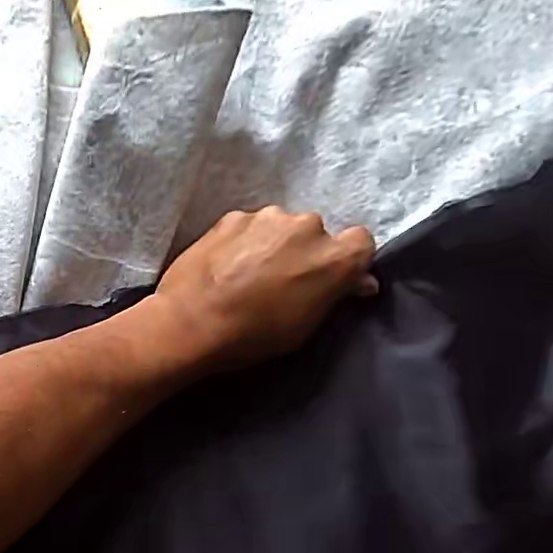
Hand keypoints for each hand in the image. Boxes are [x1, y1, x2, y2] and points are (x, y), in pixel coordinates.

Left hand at [152, 206, 378, 374]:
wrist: (191, 324)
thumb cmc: (252, 337)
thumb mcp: (302, 329)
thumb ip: (333, 296)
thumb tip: (360, 281)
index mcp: (333, 257)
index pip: (361, 242)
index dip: (346, 262)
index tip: (328, 281)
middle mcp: (307, 225)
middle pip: (316, 235)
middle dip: (303, 255)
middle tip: (278, 286)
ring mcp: (268, 216)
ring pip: (280, 228)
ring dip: (271, 246)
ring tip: (245, 278)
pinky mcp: (233, 216)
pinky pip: (248, 227)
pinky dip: (242, 244)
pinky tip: (224, 269)